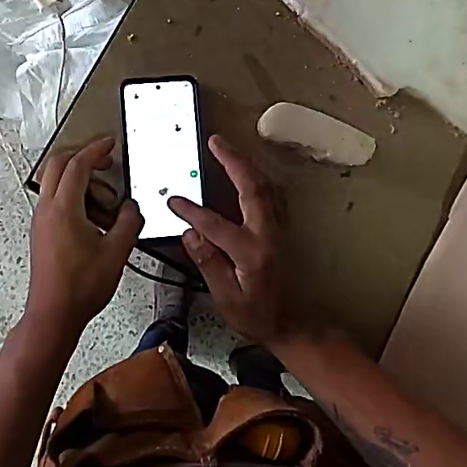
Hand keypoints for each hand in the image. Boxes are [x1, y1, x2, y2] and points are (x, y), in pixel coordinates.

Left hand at [27, 137, 142, 332]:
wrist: (53, 314)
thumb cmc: (79, 287)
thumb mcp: (117, 251)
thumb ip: (129, 221)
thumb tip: (132, 208)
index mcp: (63, 209)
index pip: (78, 165)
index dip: (95, 150)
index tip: (109, 143)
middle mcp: (47, 210)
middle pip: (58, 165)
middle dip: (83, 157)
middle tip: (105, 160)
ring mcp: (41, 222)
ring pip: (56, 183)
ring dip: (81, 181)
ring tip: (108, 202)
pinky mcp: (43, 234)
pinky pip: (56, 202)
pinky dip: (75, 198)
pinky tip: (95, 218)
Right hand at [169, 136, 315, 346]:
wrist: (290, 323)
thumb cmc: (259, 316)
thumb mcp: (227, 299)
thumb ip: (209, 264)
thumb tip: (191, 236)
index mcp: (251, 253)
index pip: (215, 224)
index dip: (192, 211)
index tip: (175, 202)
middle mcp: (267, 235)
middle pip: (252, 188)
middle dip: (233, 161)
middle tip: (215, 143)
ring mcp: (277, 230)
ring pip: (265, 187)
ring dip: (246, 165)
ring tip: (227, 150)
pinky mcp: (279, 231)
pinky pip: (270, 196)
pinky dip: (257, 178)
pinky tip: (247, 173)